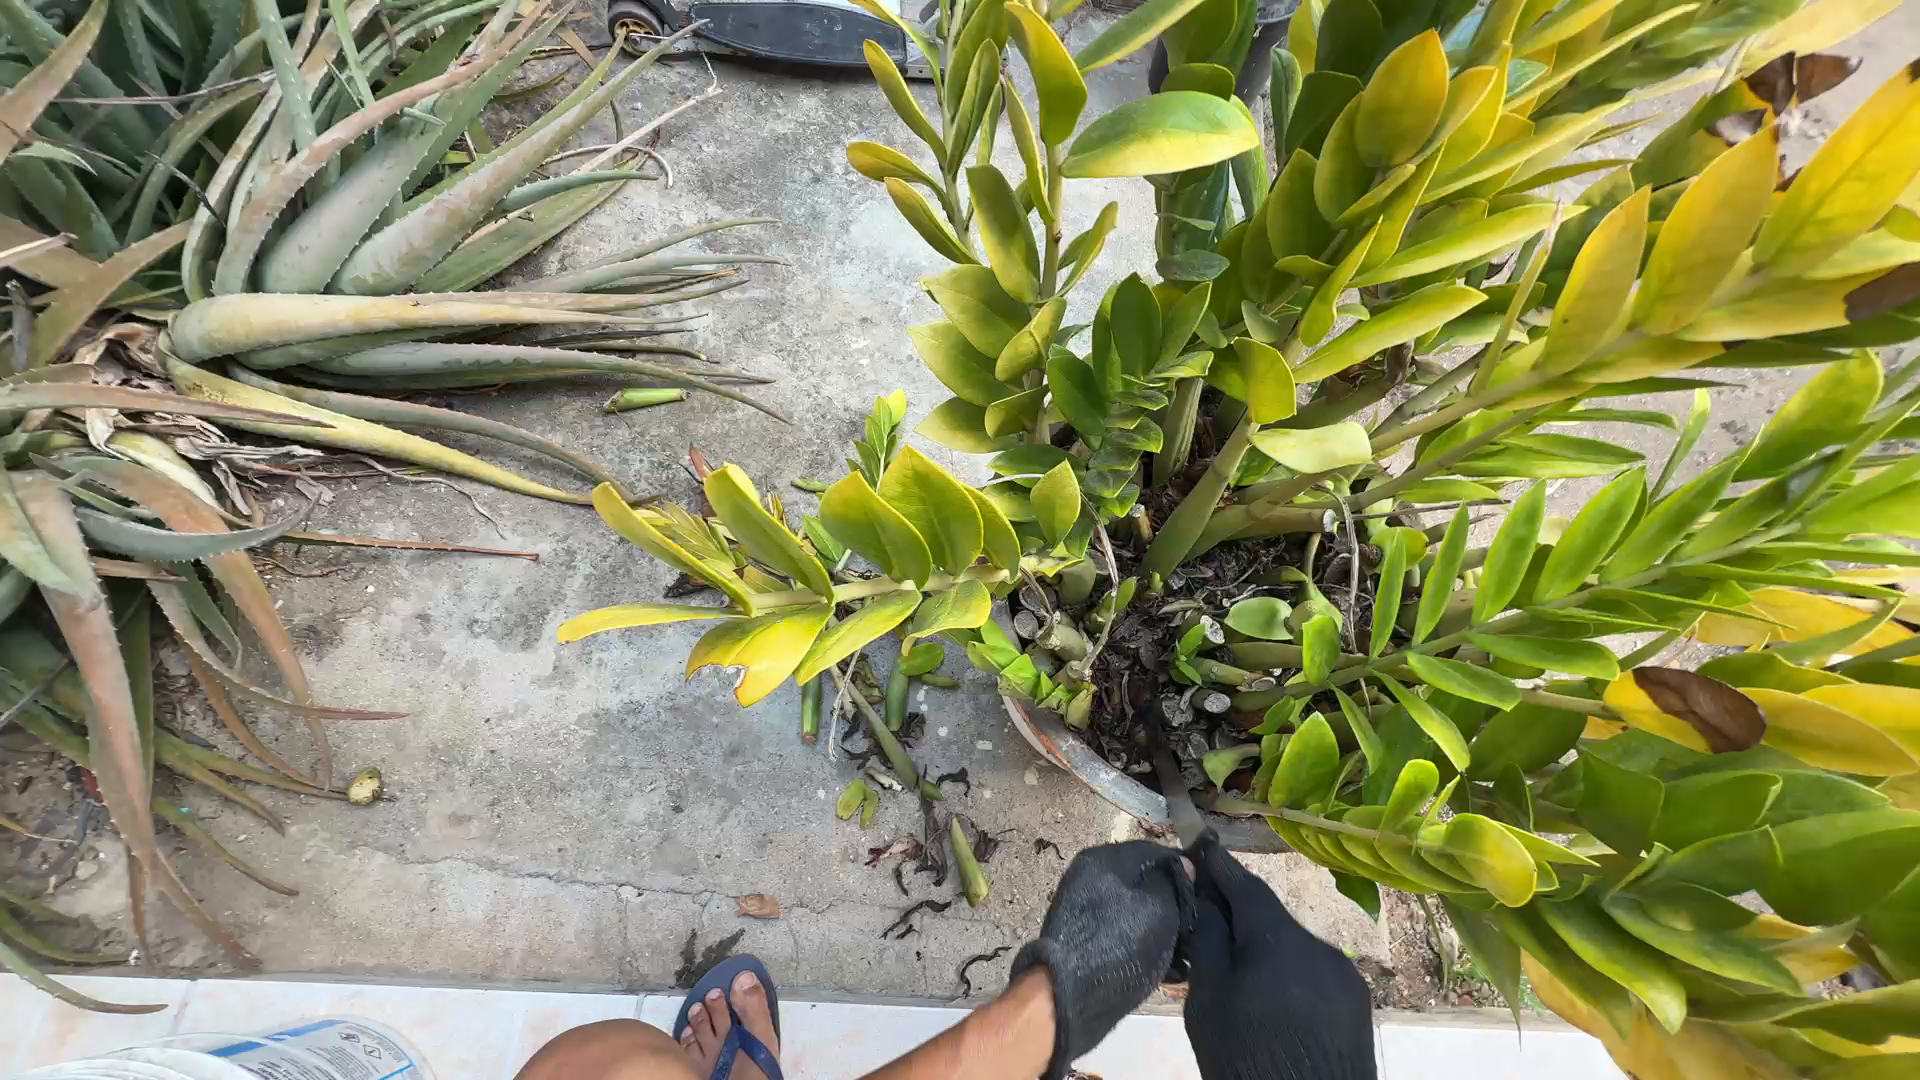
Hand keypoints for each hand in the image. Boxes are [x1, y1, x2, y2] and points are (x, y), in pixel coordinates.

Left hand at [1011, 840, 1194, 1079]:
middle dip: (1175, 903)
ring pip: (1137, 910)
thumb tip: (1183, 864)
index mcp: (1104, 859)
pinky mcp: (1089, 939)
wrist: (1067, 995)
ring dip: (1165, 929)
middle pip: (1144, 882)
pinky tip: (1172, 969)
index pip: (1152, 851)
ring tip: (1190, 953)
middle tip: (1200, 926)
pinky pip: (1125, 932)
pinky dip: (1147, 945)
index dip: (1184, 868)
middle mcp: (1091, 877)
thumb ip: (1173, 883)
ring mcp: (1087, 909)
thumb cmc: (1117, 943)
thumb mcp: (1158, 909)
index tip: (1207, 888)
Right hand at [1182, 832, 1375, 1079]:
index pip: (1246, 885)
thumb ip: (1207, 936)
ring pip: (1292, 944)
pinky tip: (1271, 997)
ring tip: (1237, 969)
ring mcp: (1344, 978)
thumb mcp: (1208, 1000)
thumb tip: (1202, 887)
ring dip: (1264, 945)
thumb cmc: (1245, 1061)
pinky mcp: (1358, 1006)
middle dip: (1239, 911)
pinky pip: (1312, 971)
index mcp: (1279, 941)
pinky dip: (1287, 971)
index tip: (1200, 844)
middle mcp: (1319, 948)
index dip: (1221, 865)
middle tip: (1207, 918)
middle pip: (1270, 915)